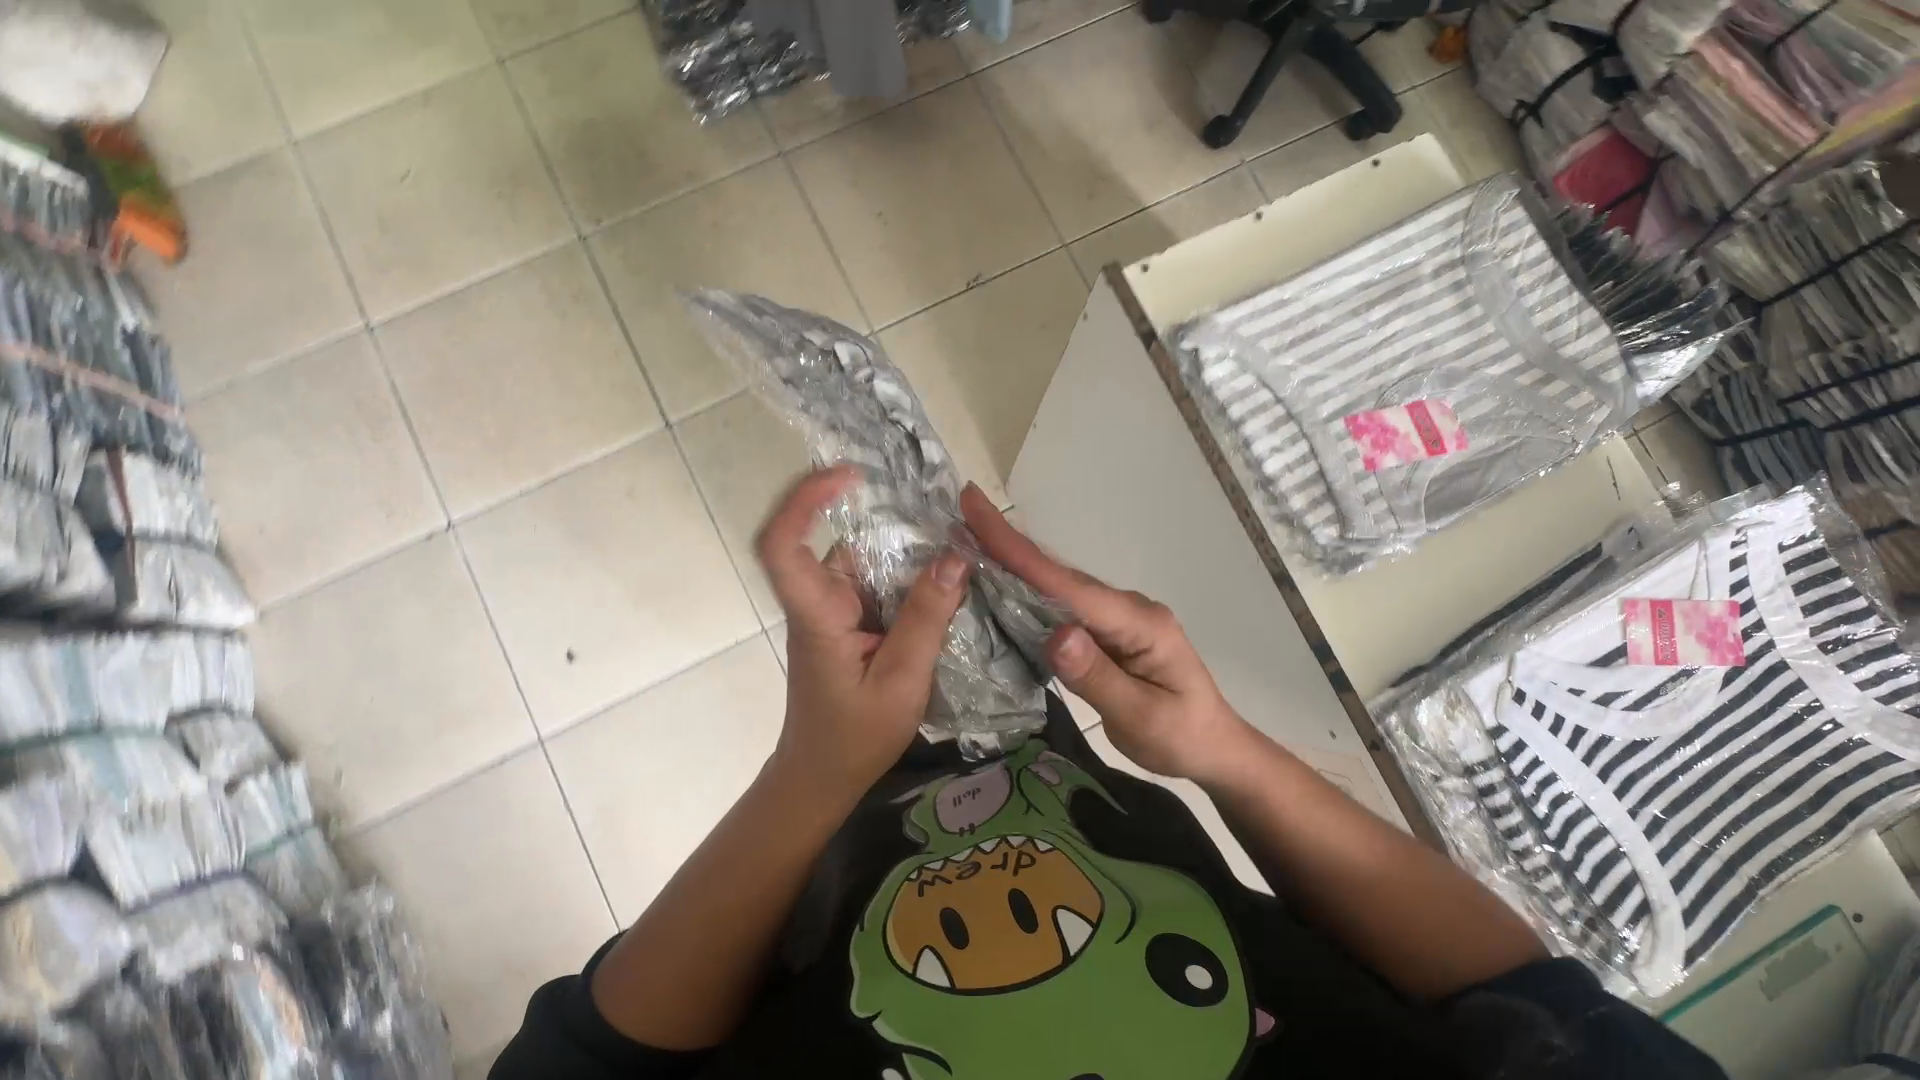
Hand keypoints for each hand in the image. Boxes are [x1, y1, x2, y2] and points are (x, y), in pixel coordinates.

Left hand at [757, 467, 970, 797]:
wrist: (824, 776)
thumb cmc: (854, 737)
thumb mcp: (901, 680)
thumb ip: (926, 619)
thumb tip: (955, 557)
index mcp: (816, 614)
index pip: (782, 546)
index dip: (803, 501)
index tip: (848, 477)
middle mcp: (820, 602)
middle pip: (843, 543)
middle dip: (892, 523)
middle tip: (948, 518)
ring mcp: (834, 612)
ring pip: (868, 563)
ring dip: (909, 554)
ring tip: (961, 549)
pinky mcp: (850, 624)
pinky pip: (880, 586)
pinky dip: (912, 580)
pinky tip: (951, 583)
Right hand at [961, 483, 1255, 781]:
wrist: (1214, 749)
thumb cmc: (1181, 738)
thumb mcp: (1141, 718)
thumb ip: (1097, 677)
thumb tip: (1056, 633)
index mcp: (1138, 622)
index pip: (1067, 584)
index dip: (1018, 550)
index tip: (977, 510)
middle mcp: (1125, 608)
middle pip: (1057, 574)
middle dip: (1008, 543)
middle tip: (961, 511)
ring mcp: (1116, 617)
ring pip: (1057, 586)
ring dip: (1014, 561)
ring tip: (968, 538)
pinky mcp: (1106, 631)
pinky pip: (1061, 606)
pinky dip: (1028, 589)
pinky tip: (1001, 582)